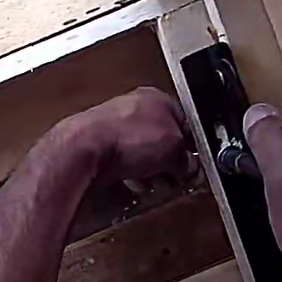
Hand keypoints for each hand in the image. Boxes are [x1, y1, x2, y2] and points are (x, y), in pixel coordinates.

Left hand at [47, 87, 192, 184]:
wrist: (85, 150)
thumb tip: (190, 169)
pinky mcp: (99, 147)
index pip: (185, 123)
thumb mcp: (174, 150)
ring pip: (142, 155)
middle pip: (162, 141)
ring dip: (150, 172)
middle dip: (170, 162)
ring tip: (153, 183)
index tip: (196, 165)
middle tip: (175, 177)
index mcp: (156, 98)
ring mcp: (114, 128)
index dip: (193, 146)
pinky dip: (129, 176)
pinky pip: (122, 165)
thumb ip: (188, 160)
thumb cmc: (126, 138)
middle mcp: (133, 109)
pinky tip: (132, 183)